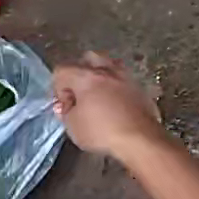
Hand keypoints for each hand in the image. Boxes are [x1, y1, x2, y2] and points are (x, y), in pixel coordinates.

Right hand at [51, 52, 165, 158]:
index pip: (62, 71)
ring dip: (100, 78)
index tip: (64, 107)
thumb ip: (65, 113)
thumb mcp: (73, 127)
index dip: (58, 90)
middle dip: (79, 75)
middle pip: (87, 59)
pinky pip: (123, 82)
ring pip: (109, 66)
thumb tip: (66, 106)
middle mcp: (106, 71)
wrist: (140, 139)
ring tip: (98, 98)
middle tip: (80, 95)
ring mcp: (126, 78)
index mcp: (85, 77)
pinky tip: (116, 106)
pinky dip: (116, 90)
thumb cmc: (103, 132)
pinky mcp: (141, 89)